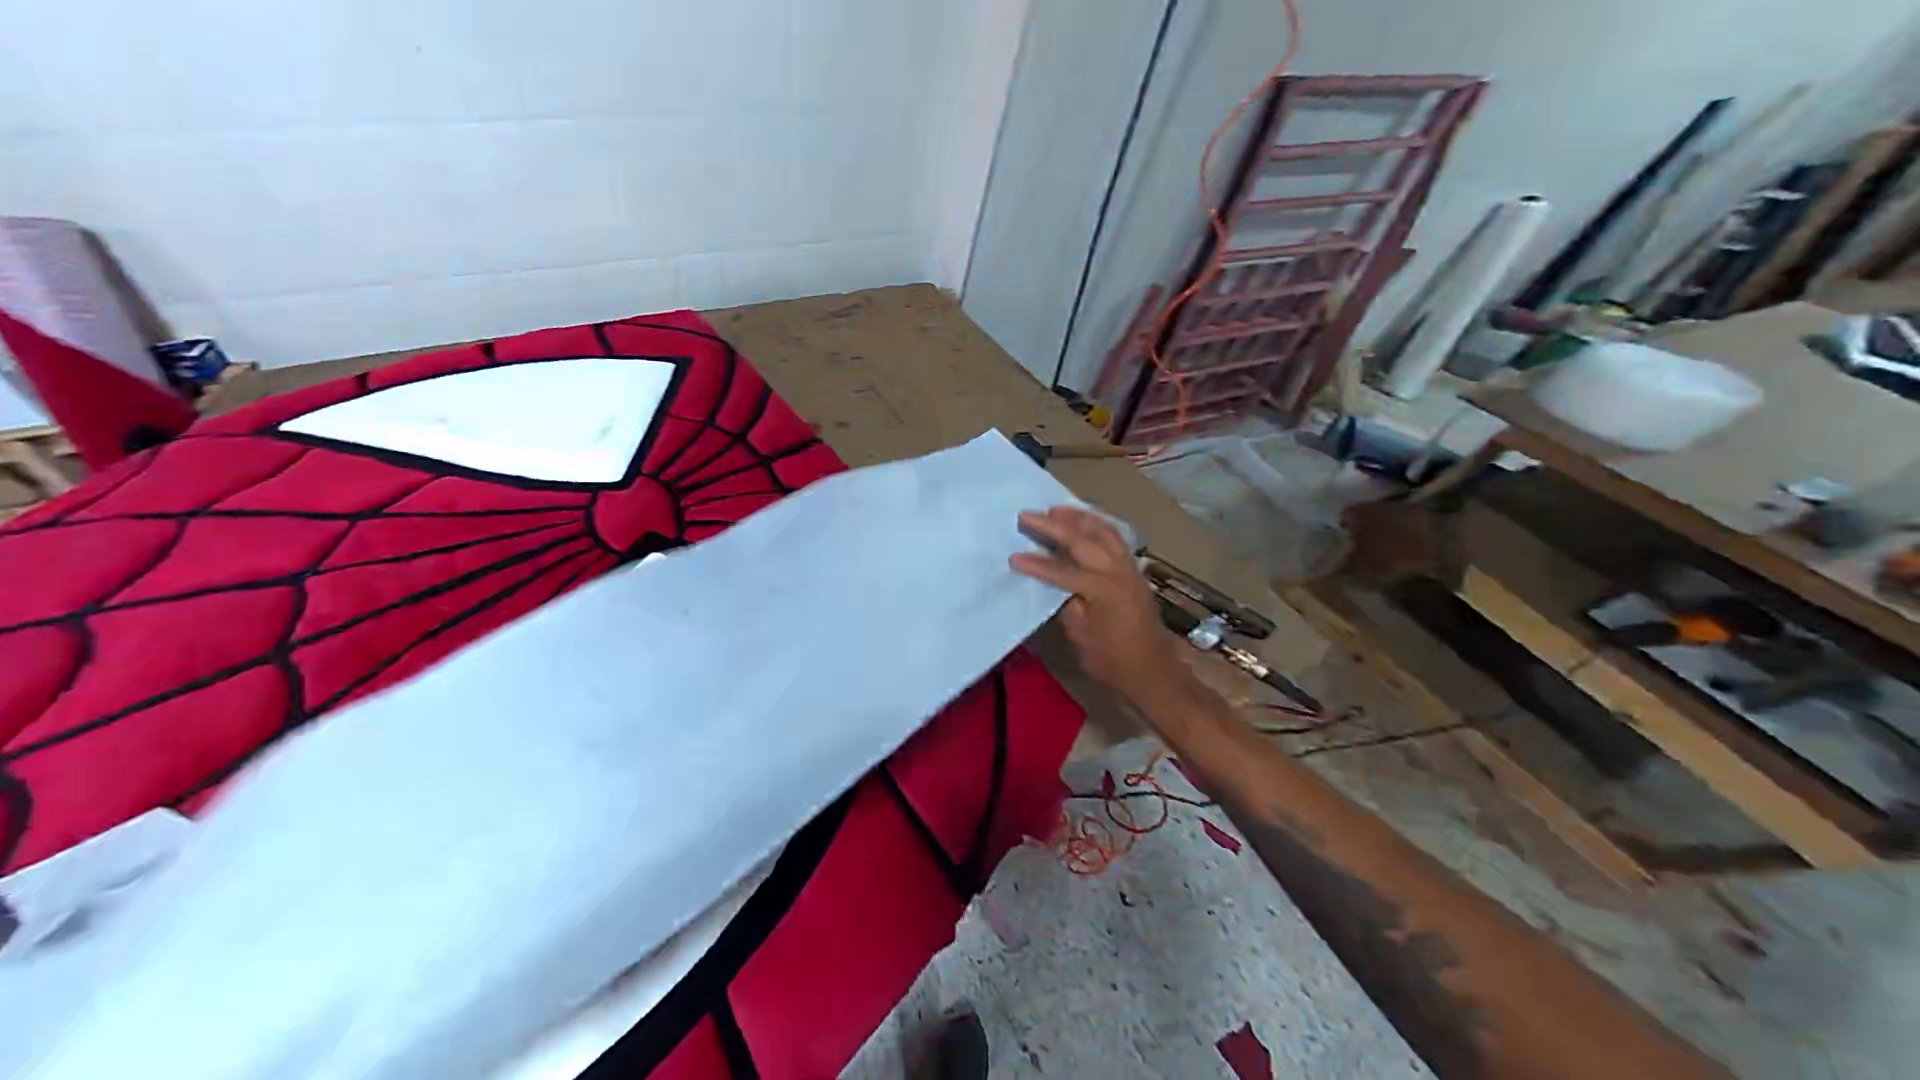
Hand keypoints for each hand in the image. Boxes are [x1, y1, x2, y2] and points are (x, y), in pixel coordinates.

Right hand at [1009, 506, 1186, 706]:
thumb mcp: (1081, 638)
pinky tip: (1086, 521)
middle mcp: (1118, 572)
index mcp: (1102, 591)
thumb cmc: (1113, 661)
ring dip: (1079, 518)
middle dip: (1053, 526)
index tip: (1013, 557)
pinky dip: (1099, 526)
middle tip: (1028, 515)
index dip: (1036, 564)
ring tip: (1056, 508)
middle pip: (1083, 540)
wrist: (1152, 671)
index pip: (1061, 571)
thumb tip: (1055, 585)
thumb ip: (1067, 605)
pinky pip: (1116, 539)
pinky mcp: (1135, 571)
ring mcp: (1130, 568)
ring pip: (1104, 532)